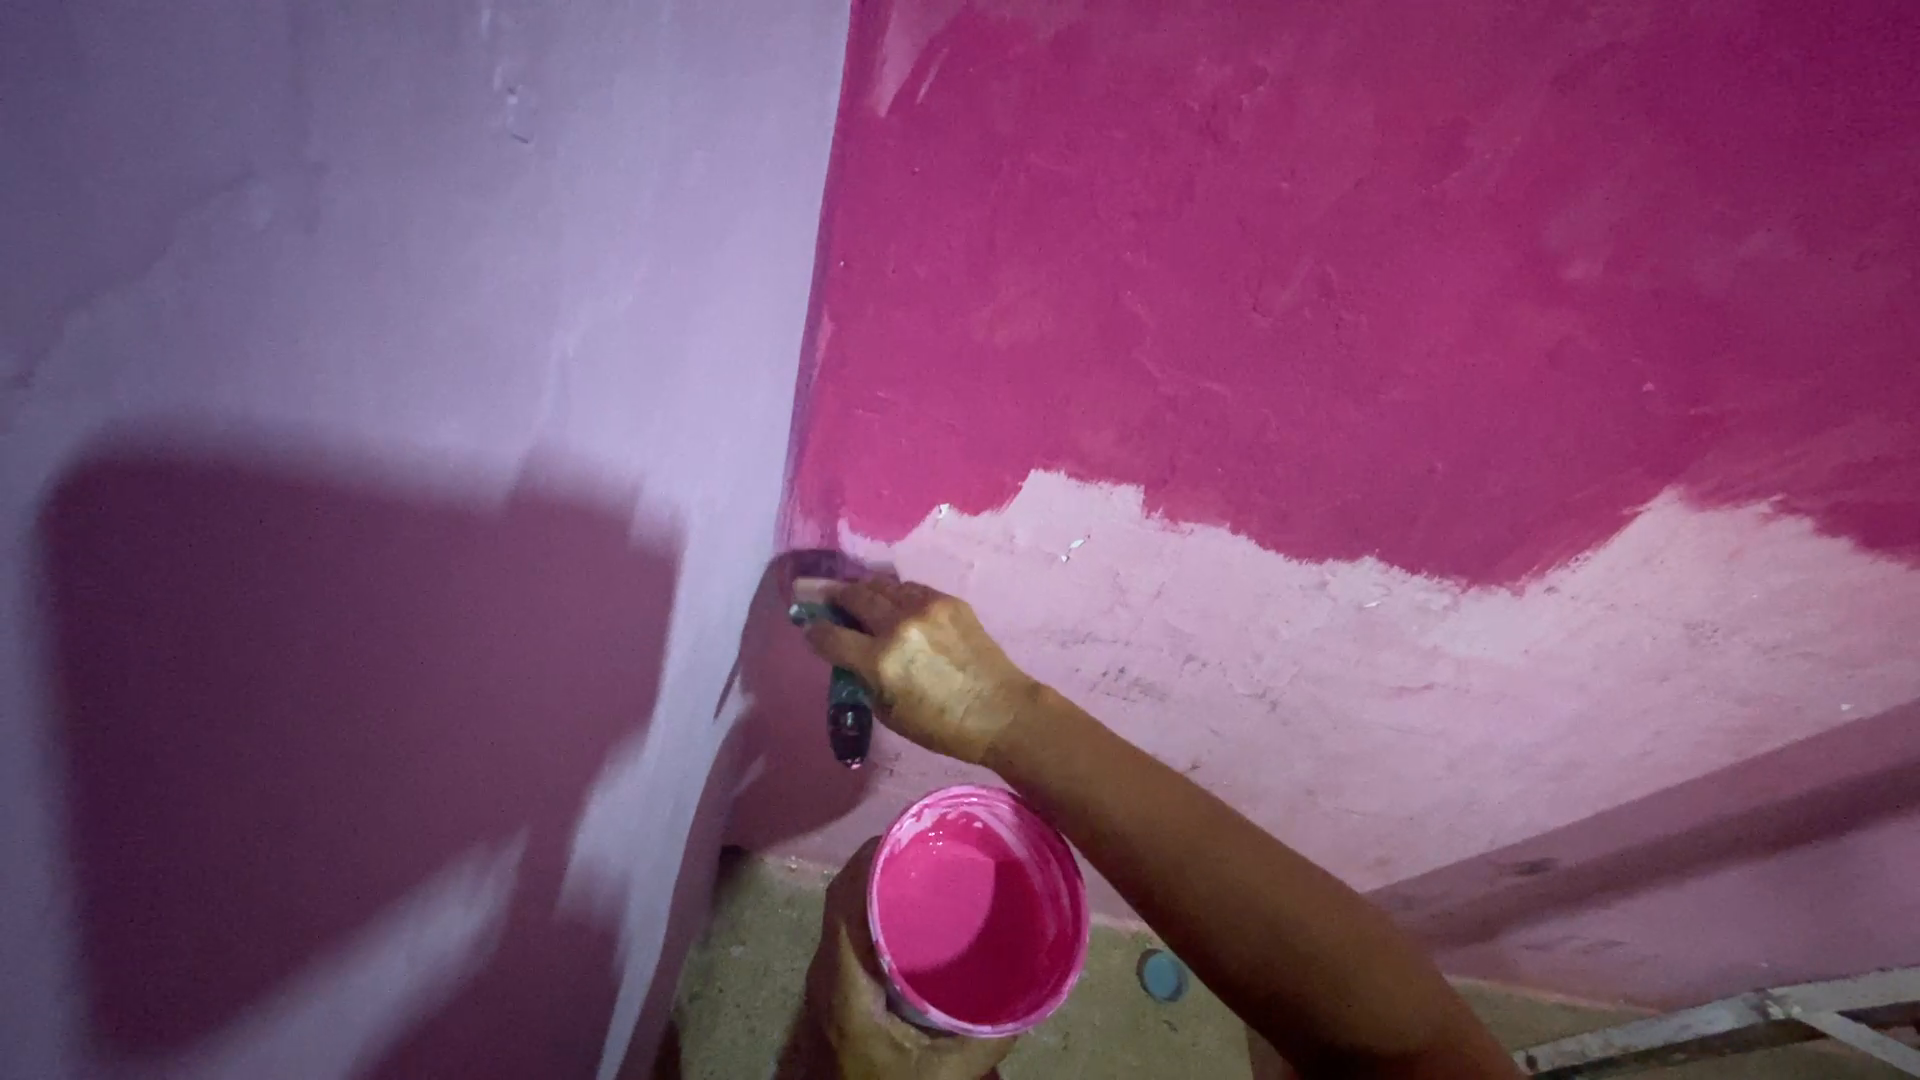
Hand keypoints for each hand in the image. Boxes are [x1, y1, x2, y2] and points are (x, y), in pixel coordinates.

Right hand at [793, 577, 1037, 764]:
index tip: (807, 628)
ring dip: (861, 589)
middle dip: (829, 595)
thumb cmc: (941, 725)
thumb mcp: (888, 712)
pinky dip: (894, 593)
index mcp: (880, 660)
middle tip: (812, 591)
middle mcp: (898, 625)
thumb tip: (851, 653)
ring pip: (881, 585)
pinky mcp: (948, 601)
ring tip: (851, 593)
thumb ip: (864, 677)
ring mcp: (926, 607)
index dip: (813, 632)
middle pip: (852, 596)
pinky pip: (910, 589)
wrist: (1000, 710)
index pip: (830, 636)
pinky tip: (889, 600)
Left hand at [802, 838, 1015, 1079]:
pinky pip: (847, 924)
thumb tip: (1028, 991)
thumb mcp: (942, 1075)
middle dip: (880, 860)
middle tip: (928, 846)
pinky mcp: (833, 982)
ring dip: (873, 879)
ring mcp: (825, 974)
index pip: (844, 900)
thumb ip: (985, 1036)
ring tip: (920, 863)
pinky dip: (869, 902)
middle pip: (843, 893)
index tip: (911, 837)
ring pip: (843, 906)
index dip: (871, 860)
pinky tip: (905, 904)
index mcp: (844, 982)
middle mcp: (826, 969)